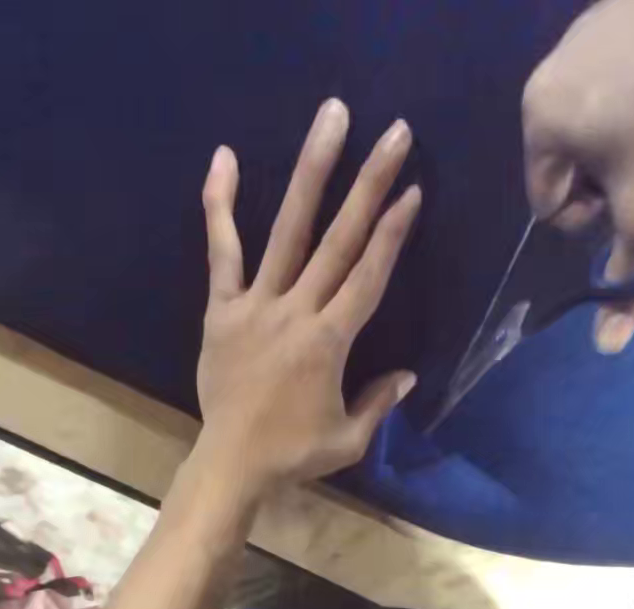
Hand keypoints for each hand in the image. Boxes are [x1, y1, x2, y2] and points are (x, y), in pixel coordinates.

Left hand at [191, 99, 421, 500]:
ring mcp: (255, 305)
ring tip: (330, 121)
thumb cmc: (295, 453)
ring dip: (311, 173)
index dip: (392, 234)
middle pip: (338, 240)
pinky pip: (221, 252)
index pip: (369, 277)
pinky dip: (221, 206)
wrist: (232, 462)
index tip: (412, 191)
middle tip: (392, 134)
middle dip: (369, 185)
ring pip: (287, 231)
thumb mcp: (350, 438)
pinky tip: (226, 158)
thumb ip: (379, 401)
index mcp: (330, 342)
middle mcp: (296, 311)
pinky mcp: (222, 309)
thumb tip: (407, 375)